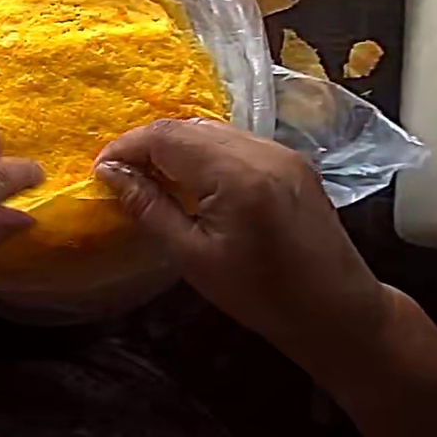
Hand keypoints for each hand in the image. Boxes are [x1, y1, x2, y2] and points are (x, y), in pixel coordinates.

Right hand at [93, 118, 394, 359]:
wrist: (337, 309)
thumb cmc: (257, 292)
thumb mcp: (189, 254)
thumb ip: (148, 206)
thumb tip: (109, 173)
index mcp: (238, 177)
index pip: (165, 137)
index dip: (124, 148)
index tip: (99, 173)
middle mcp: (263, 153)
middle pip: (184, 127)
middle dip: (142, 146)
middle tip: (117, 176)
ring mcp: (281, 153)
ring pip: (206, 130)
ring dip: (168, 147)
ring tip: (145, 178)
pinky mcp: (289, 162)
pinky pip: (228, 141)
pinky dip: (195, 152)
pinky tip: (183, 179)